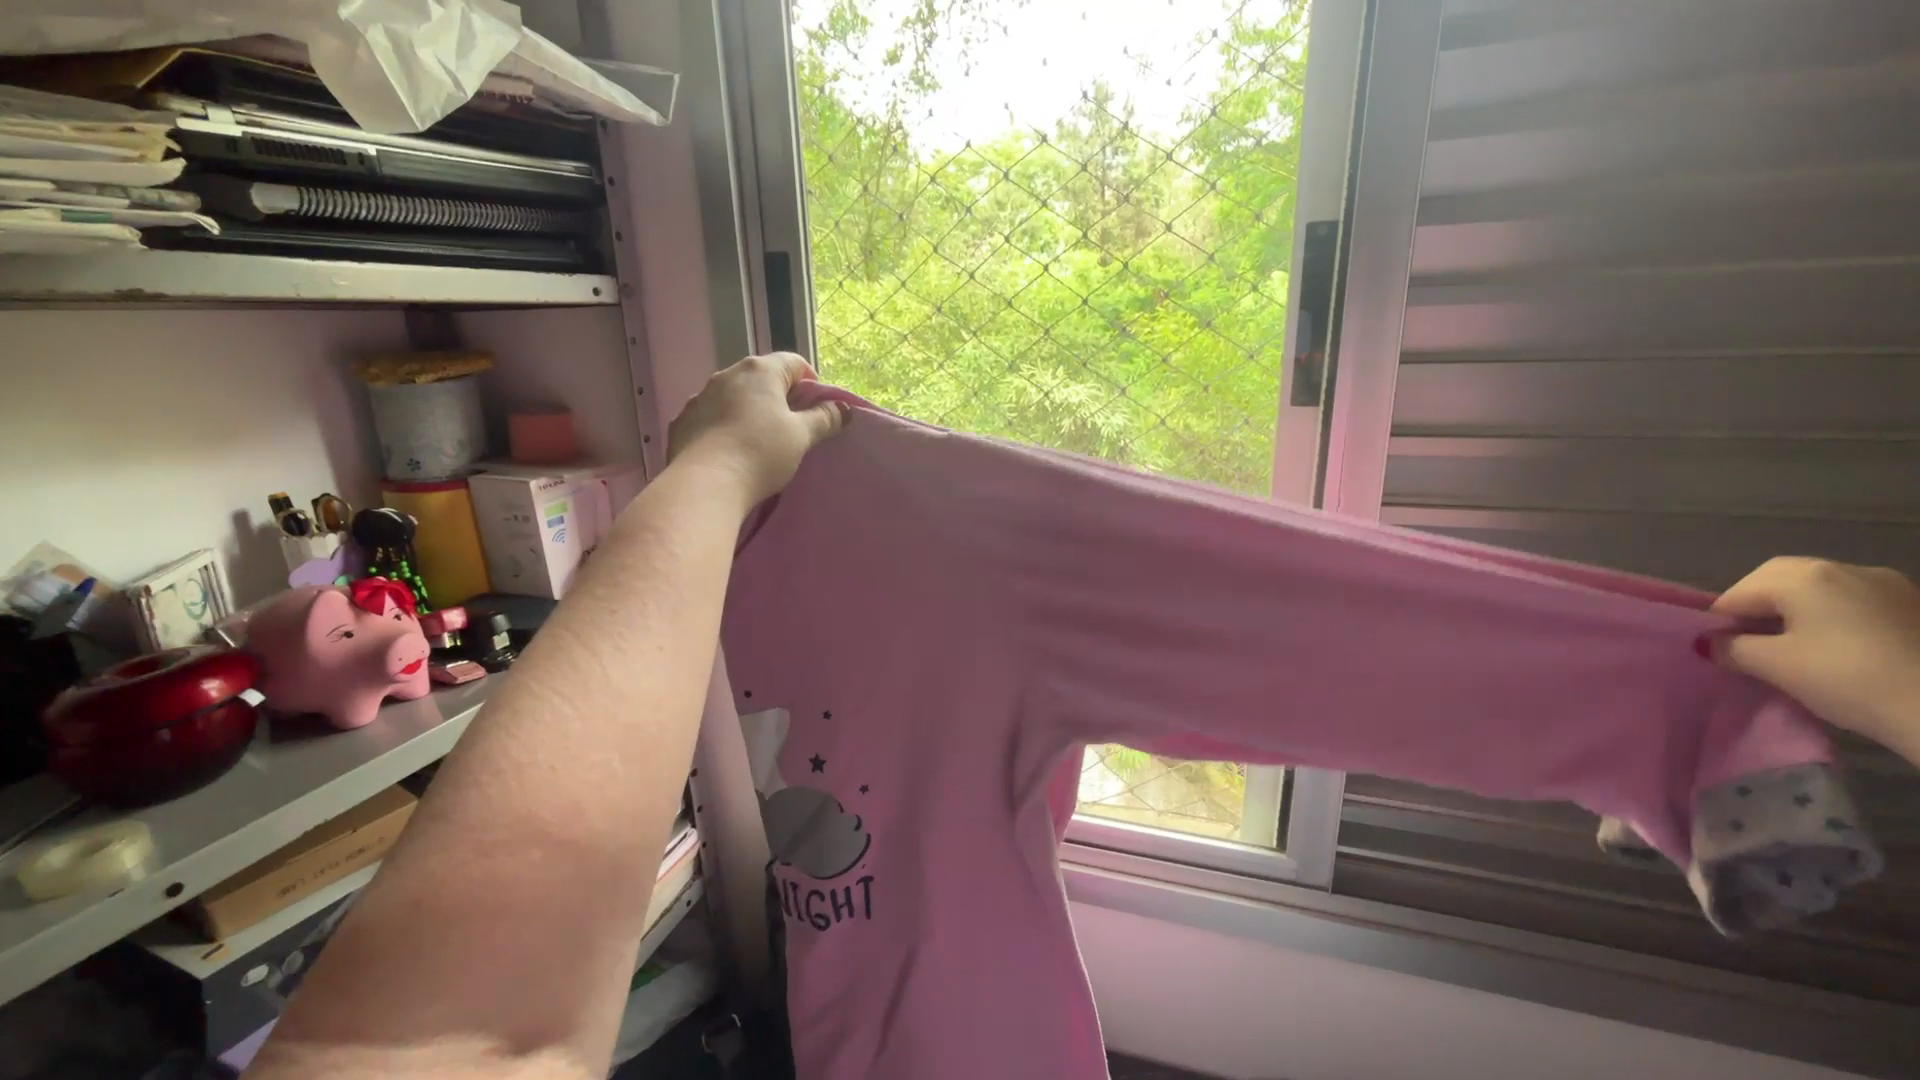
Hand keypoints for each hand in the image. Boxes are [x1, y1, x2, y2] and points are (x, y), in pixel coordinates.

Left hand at [667, 353, 846, 506]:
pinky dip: (722, 427)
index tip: (817, 409)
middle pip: (761, 378)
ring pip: (732, 397)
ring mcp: (699, 397)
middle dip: (778, 397)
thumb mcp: (801, 437)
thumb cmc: (761, 453)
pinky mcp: (681, 422)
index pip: (794, 363)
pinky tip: (728, 452)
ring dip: (747, 411)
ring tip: (756, 442)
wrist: (705, 484)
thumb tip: (843, 408)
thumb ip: (824, 419)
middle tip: (791, 428)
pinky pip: (709, 418)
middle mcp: (726, 375)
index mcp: (760, 371)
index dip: (811, 383)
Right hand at [1713, 557, 1919, 757]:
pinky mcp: (1916, 604)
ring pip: (1820, 588)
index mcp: (1804, 576)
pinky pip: (1854, 600)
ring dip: (1797, 609)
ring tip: (1797, 646)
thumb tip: (1710, 642)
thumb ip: (1731, 648)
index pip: (1738, 593)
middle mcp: (1844, 568)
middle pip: (1778, 579)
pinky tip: (1840, 646)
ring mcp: (1888, 583)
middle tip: (1752, 643)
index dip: (1720, 622)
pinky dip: (1834, 615)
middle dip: (1757, 606)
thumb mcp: (1775, 667)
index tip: (1720, 651)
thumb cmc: (1850, 679)